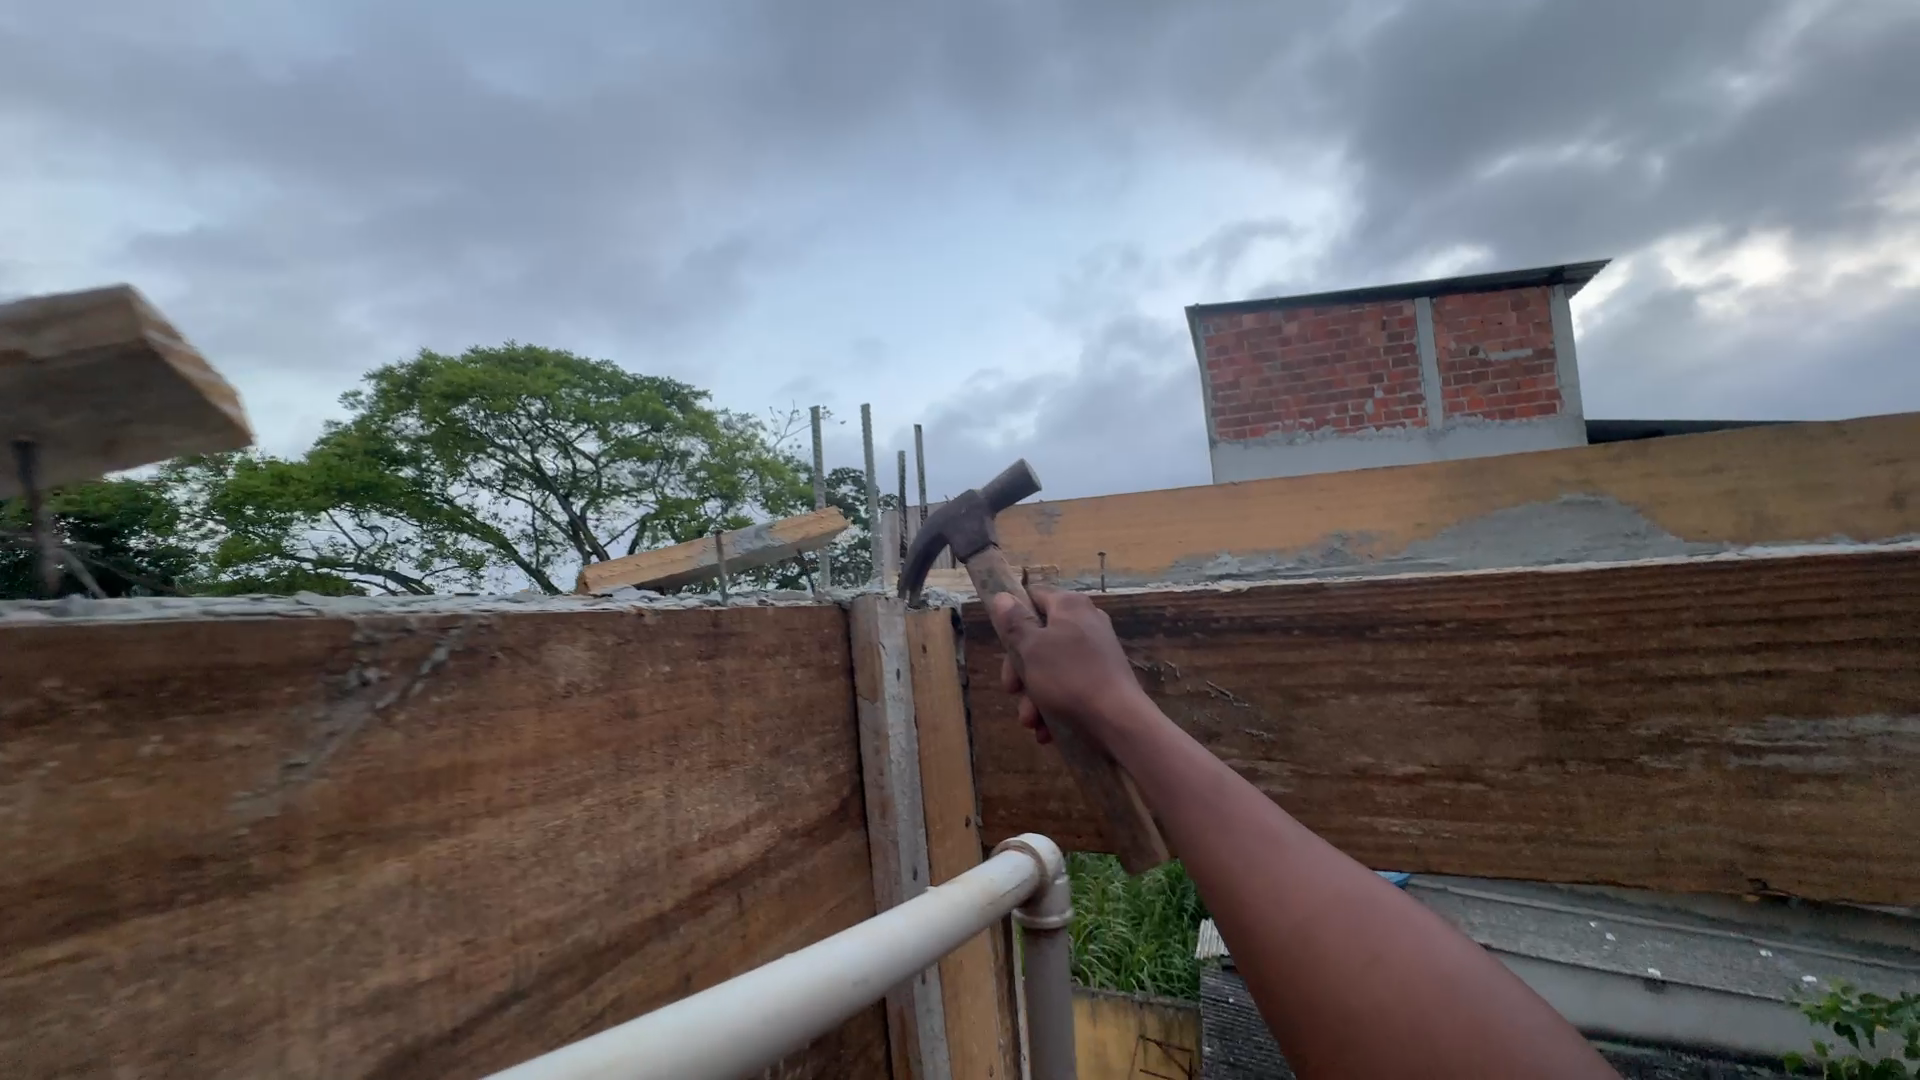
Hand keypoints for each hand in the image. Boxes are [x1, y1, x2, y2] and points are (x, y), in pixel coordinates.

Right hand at [987, 585, 1153, 748]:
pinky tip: (1047, 730)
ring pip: (1052, 667)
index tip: (1002, 645)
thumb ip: (1014, 622)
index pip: (1033, 597)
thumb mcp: (1031, 649)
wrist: (1119, 721)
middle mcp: (1086, 621)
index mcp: (1070, 605)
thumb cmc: (1069, 678)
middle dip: (1020, 671)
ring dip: (1034, 695)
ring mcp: (1097, 651)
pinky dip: (1055, 704)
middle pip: (1039, 638)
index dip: (1013, 618)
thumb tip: (1002, 596)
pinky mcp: (1103, 677)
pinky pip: (1070, 684)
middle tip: (1012, 692)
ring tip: (1031, 722)